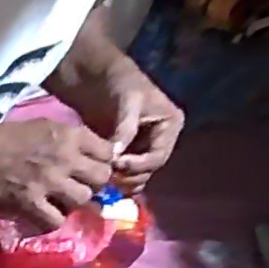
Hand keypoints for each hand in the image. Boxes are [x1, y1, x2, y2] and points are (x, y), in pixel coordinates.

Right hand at [0, 117, 114, 228]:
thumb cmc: (7, 137)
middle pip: (101, 177)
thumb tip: (88, 156)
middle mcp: (65, 158)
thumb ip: (71, 139)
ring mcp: (47, 182)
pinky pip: (54, 220)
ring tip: (62, 203)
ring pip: (82, 199)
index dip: (103, 162)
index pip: (108, 152)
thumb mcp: (46, 126)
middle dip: (94, 184)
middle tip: (80, 187)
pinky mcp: (29, 202)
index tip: (91, 169)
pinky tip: (45, 216)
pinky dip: (52, 221)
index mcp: (70, 135)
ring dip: (74, 204)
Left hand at [60, 57, 182, 194]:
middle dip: (128, 177)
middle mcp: (161, 141)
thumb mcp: (128, 102)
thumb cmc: (120, 86)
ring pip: (136, 178)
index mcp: (170, 126)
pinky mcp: (127, 157)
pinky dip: (113, 182)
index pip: (158, 157)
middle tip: (106, 176)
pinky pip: (123, 177)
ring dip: (120, 183)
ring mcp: (143, 151)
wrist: (100, 84)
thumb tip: (117, 155)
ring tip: (102, 178)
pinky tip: (98, 180)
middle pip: (148, 172)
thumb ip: (125, 128)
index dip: (138, 166)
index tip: (116, 164)